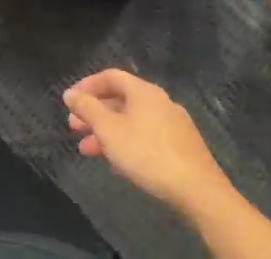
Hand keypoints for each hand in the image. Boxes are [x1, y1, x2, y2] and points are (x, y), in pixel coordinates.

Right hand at [63, 69, 231, 211]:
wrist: (200, 193)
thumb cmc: (147, 154)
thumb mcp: (108, 129)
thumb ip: (86, 108)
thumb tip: (70, 93)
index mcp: (144, 92)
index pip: (110, 76)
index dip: (87, 85)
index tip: (70, 101)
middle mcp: (161, 103)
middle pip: (120, 101)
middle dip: (94, 114)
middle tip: (74, 128)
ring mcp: (175, 127)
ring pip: (133, 123)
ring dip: (107, 133)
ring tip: (89, 151)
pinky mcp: (184, 149)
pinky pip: (148, 138)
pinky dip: (128, 144)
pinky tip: (118, 164)